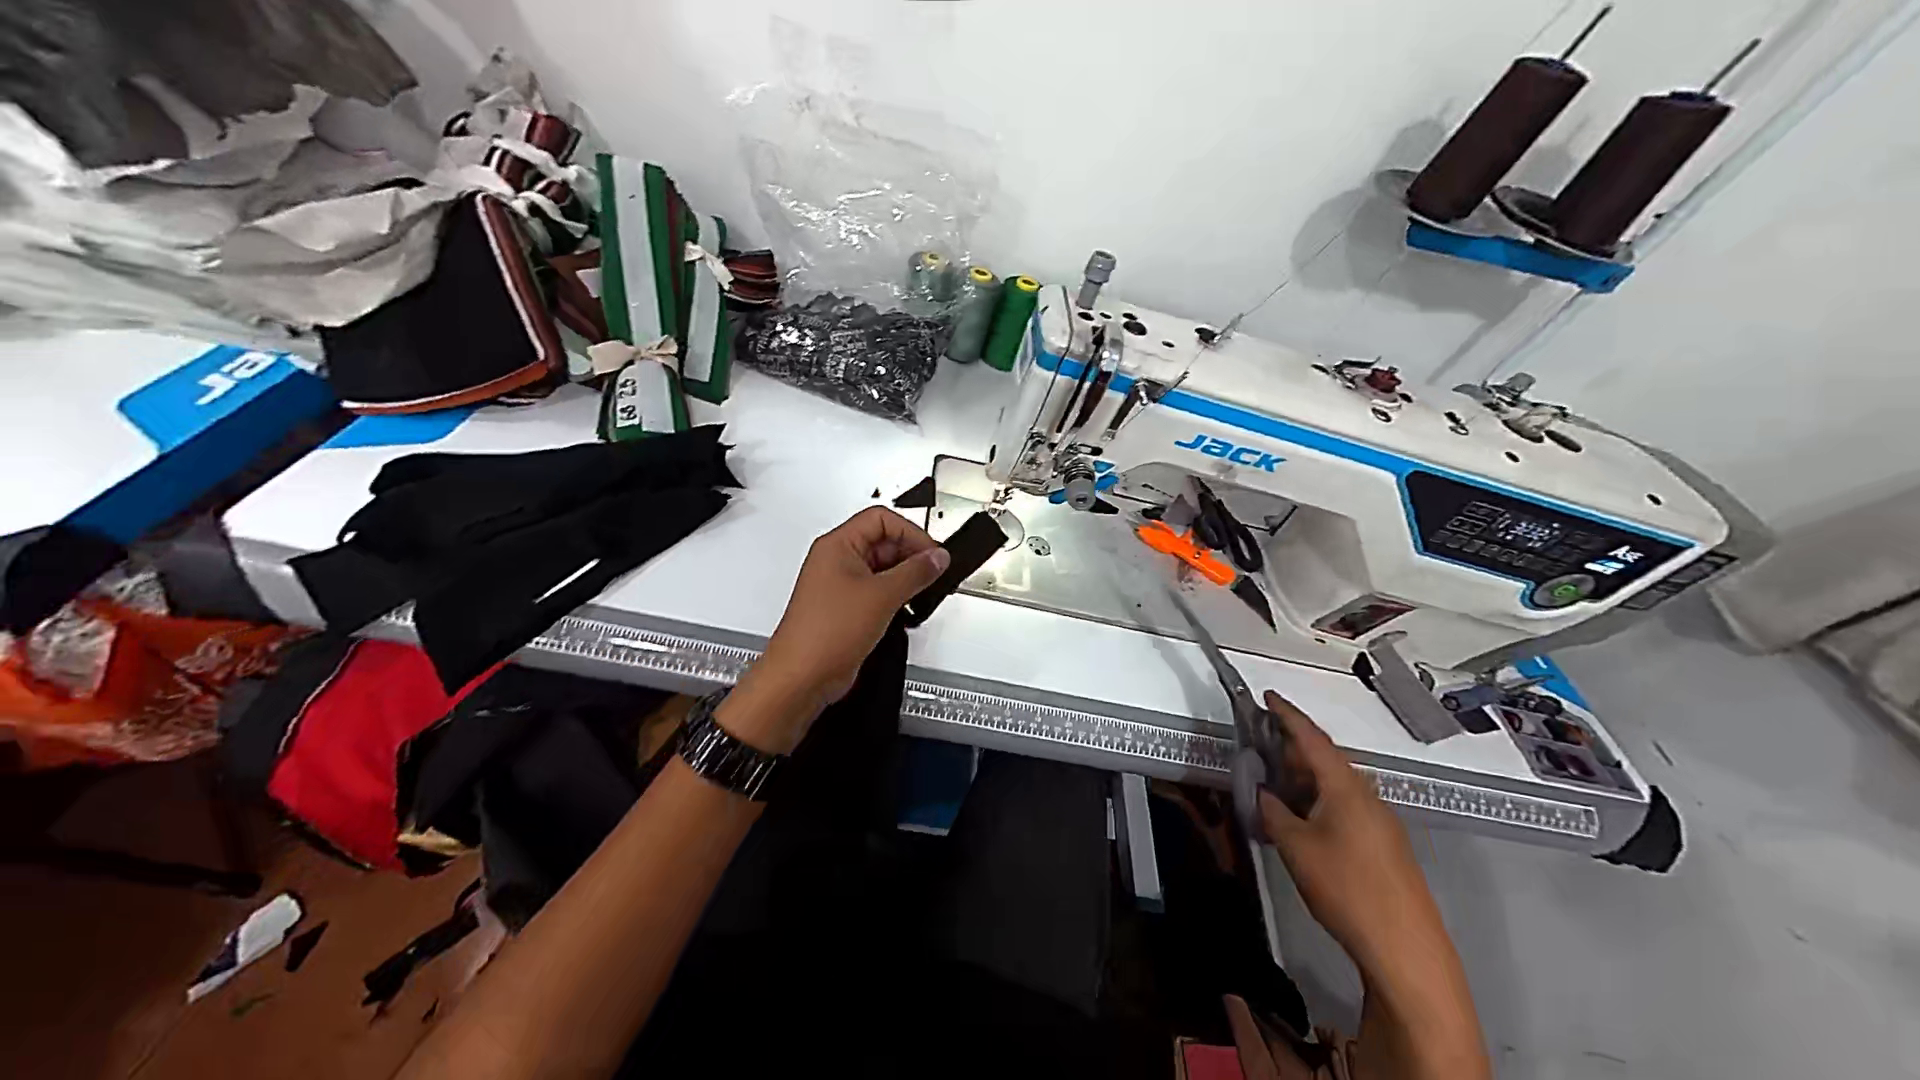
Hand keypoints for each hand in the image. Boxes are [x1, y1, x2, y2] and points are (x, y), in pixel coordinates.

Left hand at [720, 508, 948, 752]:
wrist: (802, 676)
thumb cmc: (822, 634)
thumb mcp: (882, 595)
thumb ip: (915, 573)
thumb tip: (936, 557)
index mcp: (837, 545)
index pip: (881, 519)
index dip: (910, 532)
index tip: (930, 553)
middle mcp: (836, 561)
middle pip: (883, 542)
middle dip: (910, 555)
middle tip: (930, 572)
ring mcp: (841, 585)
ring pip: (882, 568)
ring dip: (904, 578)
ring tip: (919, 593)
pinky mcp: (847, 608)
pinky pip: (877, 591)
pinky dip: (895, 597)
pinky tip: (905, 610)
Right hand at [1256, 692, 1448, 981]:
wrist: (1405, 948)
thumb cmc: (1347, 888)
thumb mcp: (1295, 847)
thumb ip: (1273, 812)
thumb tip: (1263, 794)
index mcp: (1345, 788)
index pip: (1312, 739)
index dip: (1288, 715)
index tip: (1268, 697)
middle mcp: (1366, 796)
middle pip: (1325, 761)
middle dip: (1291, 751)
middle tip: (1259, 750)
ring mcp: (1379, 821)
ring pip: (1334, 787)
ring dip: (1302, 781)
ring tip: (1272, 788)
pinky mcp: (1384, 846)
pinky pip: (1344, 808)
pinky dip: (1317, 802)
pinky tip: (1299, 822)